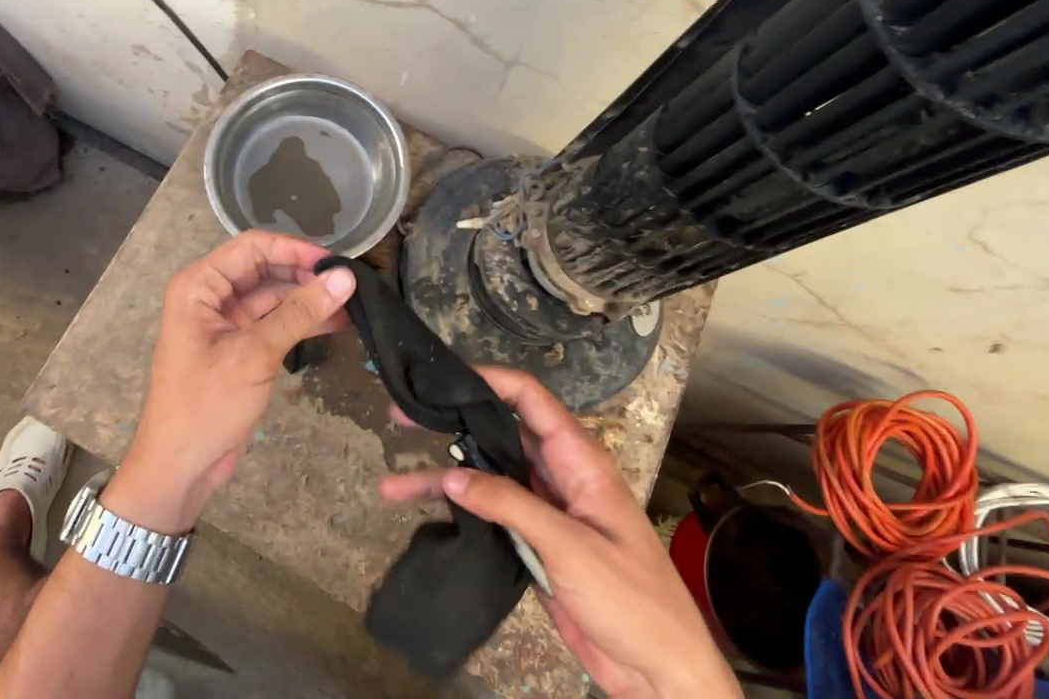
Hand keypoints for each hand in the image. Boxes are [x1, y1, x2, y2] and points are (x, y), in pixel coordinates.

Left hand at [108, 231, 355, 534]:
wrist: (180, 467)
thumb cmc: (205, 405)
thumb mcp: (253, 355)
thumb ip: (299, 313)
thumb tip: (344, 278)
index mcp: (199, 286)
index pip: (252, 247)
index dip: (294, 249)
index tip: (335, 261)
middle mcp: (211, 296)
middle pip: (265, 268)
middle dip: (305, 273)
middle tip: (351, 282)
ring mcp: (227, 323)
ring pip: (274, 296)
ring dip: (309, 298)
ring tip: (354, 301)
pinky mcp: (242, 347)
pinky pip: (276, 322)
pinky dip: (303, 321)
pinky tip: (337, 322)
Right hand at [379, 366, 739, 698]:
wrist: (657, 670)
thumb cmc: (630, 597)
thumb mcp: (570, 545)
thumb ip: (510, 505)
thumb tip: (452, 477)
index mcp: (579, 460)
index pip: (530, 399)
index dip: (488, 379)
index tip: (443, 378)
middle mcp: (557, 475)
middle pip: (497, 434)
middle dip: (449, 424)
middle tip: (399, 416)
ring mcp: (542, 509)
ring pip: (485, 477)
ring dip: (440, 478)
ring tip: (391, 484)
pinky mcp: (531, 542)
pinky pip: (487, 513)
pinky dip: (455, 510)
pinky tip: (422, 512)